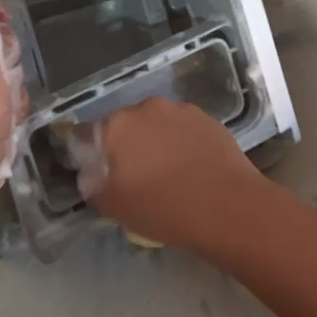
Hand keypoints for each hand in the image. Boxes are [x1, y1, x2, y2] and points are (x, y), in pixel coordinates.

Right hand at [84, 97, 263, 248]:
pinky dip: (182, 142)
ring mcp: (180, 110)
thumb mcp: (116, 209)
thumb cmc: (164, 208)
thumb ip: (94, 188)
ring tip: (169, 172)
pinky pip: (184, 129)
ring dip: (156, 141)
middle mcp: (145, 108)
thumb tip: (92, 177)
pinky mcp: (208, 118)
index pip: (87, 134)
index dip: (90, 153)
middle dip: (127, 145)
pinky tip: (193, 167)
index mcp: (116, 126)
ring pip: (157, 124)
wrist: (229, 208)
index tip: (100, 172)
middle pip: (125, 125)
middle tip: (136, 175)